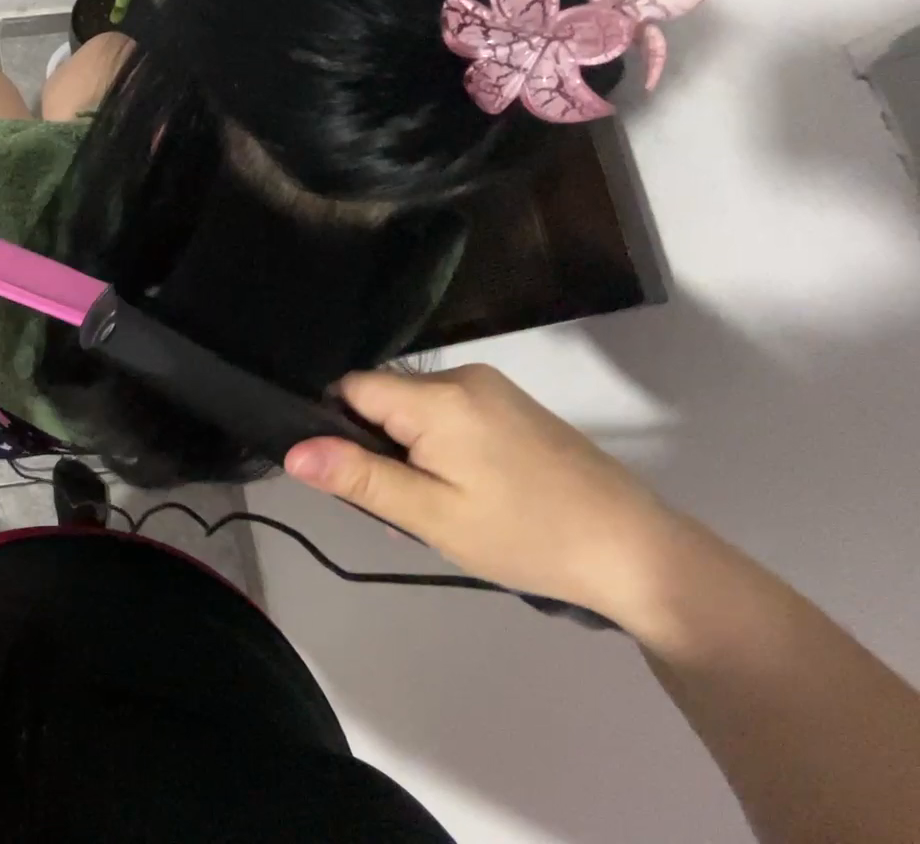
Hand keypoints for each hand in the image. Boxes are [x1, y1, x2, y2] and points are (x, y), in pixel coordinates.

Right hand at [283, 364, 693, 626]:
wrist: (639, 554)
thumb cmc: (526, 536)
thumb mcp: (430, 516)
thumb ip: (358, 477)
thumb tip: (292, 451)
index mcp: (439, 398)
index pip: (350, 388)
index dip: (334, 427)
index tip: (353, 477)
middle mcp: (464, 377)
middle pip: (382, 398)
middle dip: (374, 447)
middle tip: (401, 508)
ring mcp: (494, 389)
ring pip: (413, 409)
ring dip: (407, 451)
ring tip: (436, 508)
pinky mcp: (514, 406)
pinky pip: (448, 414)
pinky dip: (439, 448)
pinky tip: (465, 493)